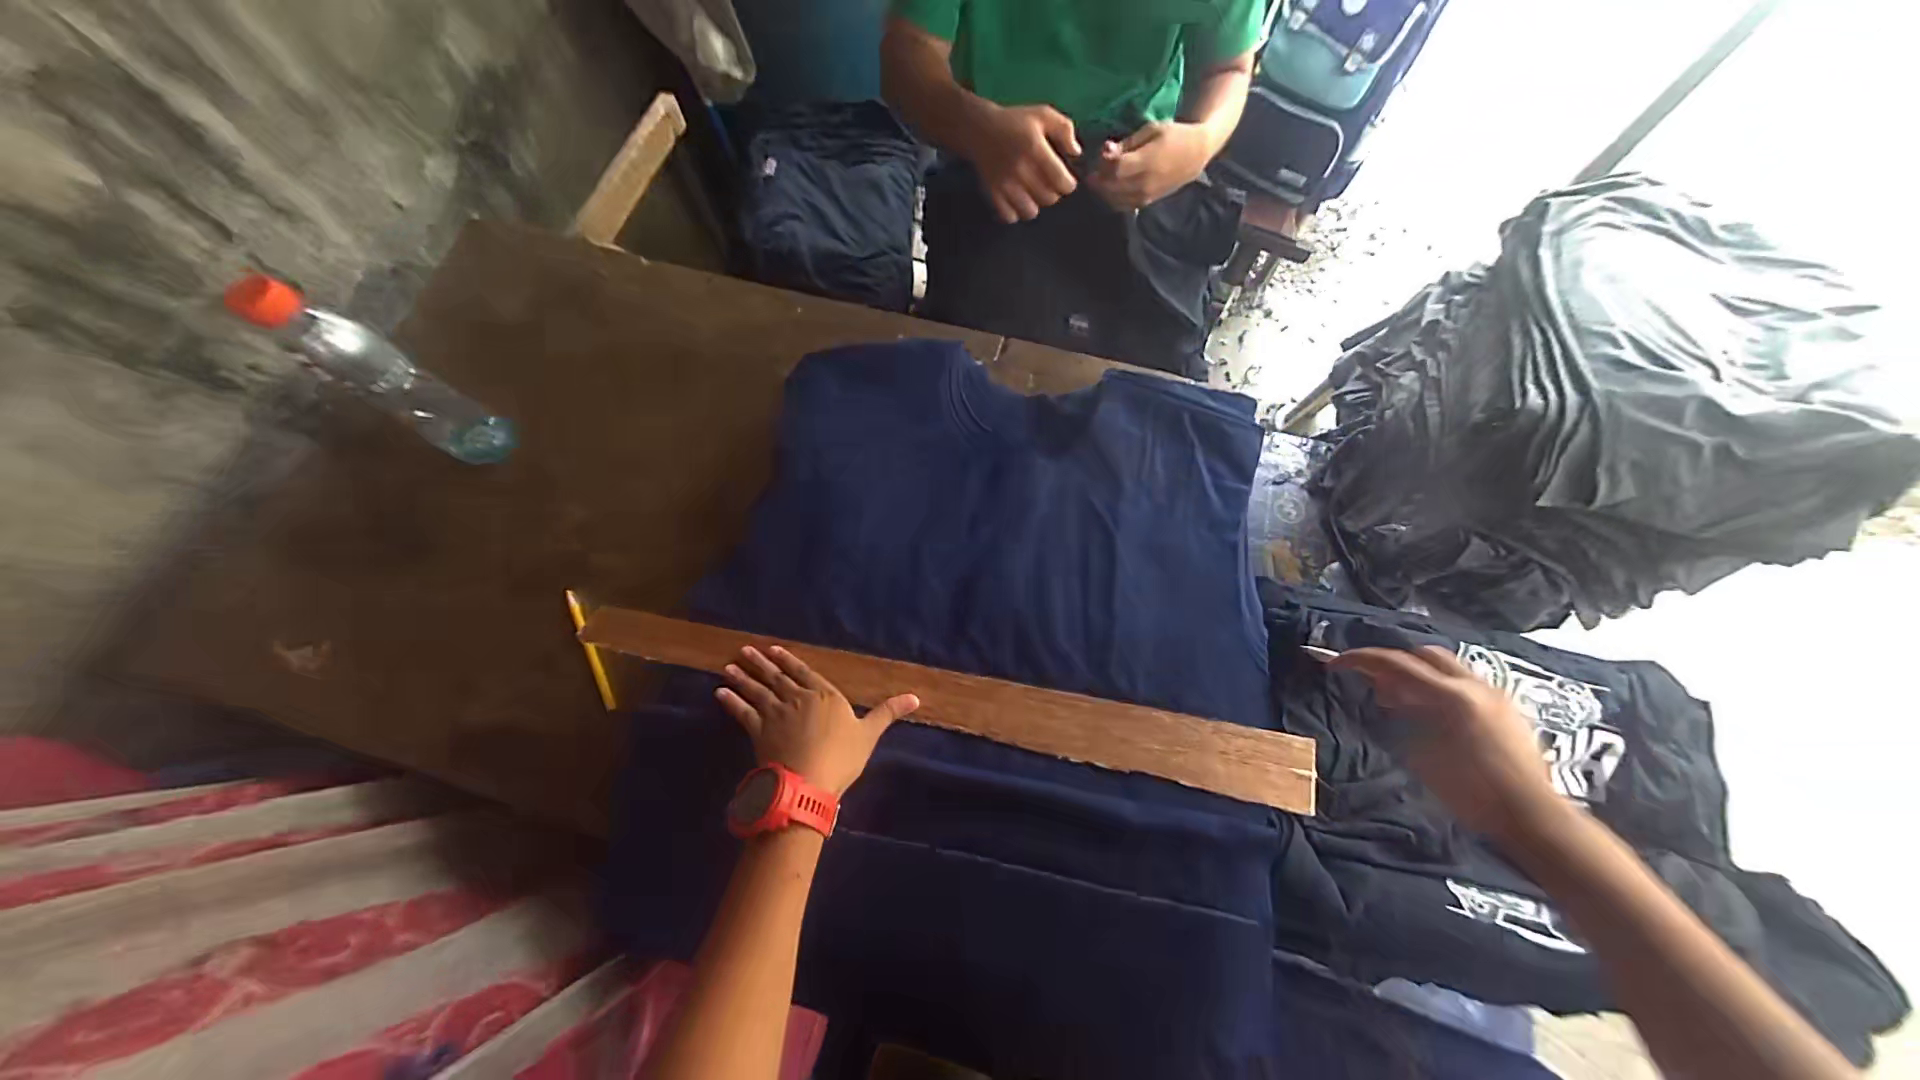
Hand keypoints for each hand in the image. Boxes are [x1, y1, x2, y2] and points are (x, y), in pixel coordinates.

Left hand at [715, 645, 918, 795]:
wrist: (808, 781)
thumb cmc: (841, 757)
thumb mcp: (869, 734)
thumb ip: (888, 713)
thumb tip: (917, 697)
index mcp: (825, 695)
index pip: (804, 672)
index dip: (788, 661)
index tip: (773, 650)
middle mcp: (798, 698)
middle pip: (777, 677)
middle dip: (760, 663)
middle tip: (744, 651)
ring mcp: (776, 713)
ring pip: (758, 690)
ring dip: (743, 677)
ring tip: (729, 665)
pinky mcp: (758, 730)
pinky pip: (742, 712)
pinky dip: (731, 701)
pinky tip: (719, 692)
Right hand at [966, 103, 1081, 222]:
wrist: (979, 128)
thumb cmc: (1015, 121)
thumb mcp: (1043, 115)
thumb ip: (1064, 129)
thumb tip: (1076, 152)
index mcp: (1035, 149)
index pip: (1061, 182)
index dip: (1068, 184)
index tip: (1065, 179)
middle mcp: (1021, 170)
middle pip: (1048, 199)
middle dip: (1053, 193)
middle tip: (1048, 184)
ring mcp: (1005, 185)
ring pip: (1030, 211)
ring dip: (1035, 204)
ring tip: (1032, 193)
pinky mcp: (993, 194)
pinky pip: (1009, 216)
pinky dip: (1015, 212)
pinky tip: (1017, 201)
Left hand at [1086, 122, 1212, 209]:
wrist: (1195, 155)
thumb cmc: (1173, 136)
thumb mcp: (1151, 130)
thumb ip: (1127, 143)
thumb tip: (1106, 150)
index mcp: (1146, 162)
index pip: (1114, 169)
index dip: (1101, 163)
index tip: (1100, 154)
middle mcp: (1144, 183)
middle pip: (1110, 187)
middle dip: (1098, 179)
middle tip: (1094, 169)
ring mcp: (1144, 196)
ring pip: (1112, 200)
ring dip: (1102, 191)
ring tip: (1102, 178)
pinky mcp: (1145, 204)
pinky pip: (1121, 206)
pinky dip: (1111, 199)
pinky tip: (1111, 188)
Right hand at [1327, 646, 1568, 842]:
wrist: (1532, 817)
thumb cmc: (1470, 791)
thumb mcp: (1420, 752)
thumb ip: (1402, 715)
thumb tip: (1389, 696)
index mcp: (1451, 696)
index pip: (1396, 663)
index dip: (1360, 660)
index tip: (1335, 664)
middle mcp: (1475, 687)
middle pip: (1423, 655)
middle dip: (1392, 663)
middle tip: (1372, 683)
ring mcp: (1495, 696)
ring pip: (1446, 666)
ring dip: (1416, 674)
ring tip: (1399, 699)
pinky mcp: (1507, 710)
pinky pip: (1464, 684)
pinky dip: (1439, 687)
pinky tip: (1430, 712)